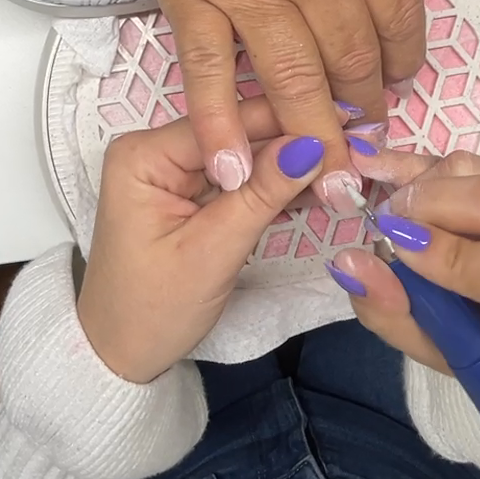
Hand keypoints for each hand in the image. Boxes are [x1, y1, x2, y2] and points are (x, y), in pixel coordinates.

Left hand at [78, 99, 329, 382]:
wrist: (121, 357)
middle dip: (294, 142)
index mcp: (144, 153)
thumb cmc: (153, 310)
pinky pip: (238, 175)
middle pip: (236, 132)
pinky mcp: (189, 189)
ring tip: (348, 162)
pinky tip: (316, 182)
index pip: (225, 121)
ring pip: (243, 153)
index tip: (347, 124)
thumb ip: (261, 194)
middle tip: (358, 144)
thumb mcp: (212, 252)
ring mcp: (173, 167)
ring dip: (290, 162)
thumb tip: (313, 143)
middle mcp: (156, 147)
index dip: (286, 121)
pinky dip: (273, 183)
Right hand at [108, 0, 423, 211]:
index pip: (398, 16)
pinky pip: (207, 73)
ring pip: (293, 81)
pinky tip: (233, 171)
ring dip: (315, 139)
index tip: (401, 82)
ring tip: (328, 178)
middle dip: (365, 109)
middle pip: (352, 60)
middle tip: (367, 138)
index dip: (405, 61)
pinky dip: (221, 126)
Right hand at [331, 151, 479, 375]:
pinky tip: (384, 169)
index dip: (453, 255)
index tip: (394, 243)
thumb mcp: (435, 352)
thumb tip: (348, 264)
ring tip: (390, 205)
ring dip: (427, 182)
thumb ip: (391, 312)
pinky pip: (474, 161)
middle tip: (385, 217)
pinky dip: (423, 165)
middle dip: (434, 202)